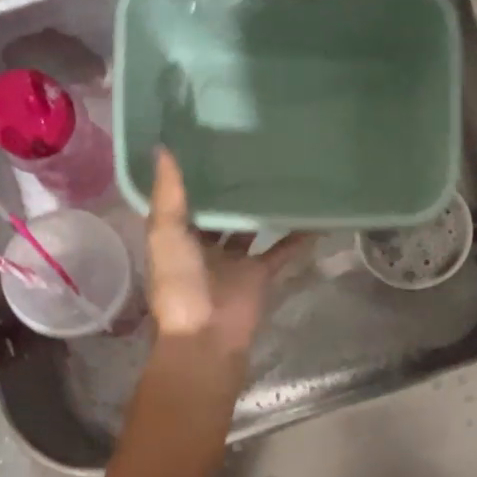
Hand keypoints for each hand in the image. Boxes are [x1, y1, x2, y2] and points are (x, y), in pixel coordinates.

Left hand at [145, 148, 303, 356]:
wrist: (207, 336)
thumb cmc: (180, 283)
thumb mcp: (166, 232)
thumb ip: (169, 193)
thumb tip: (164, 146)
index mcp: (175, 236)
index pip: (181, 199)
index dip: (189, 174)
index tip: (203, 139)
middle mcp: (203, 246)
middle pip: (217, 212)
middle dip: (227, 188)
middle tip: (247, 147)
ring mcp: (233, 261)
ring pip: (249, 228)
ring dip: (261, 208)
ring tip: (280, 171)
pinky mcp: (258, 274)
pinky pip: (280, 251)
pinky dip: (296, 237)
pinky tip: (313, 215)